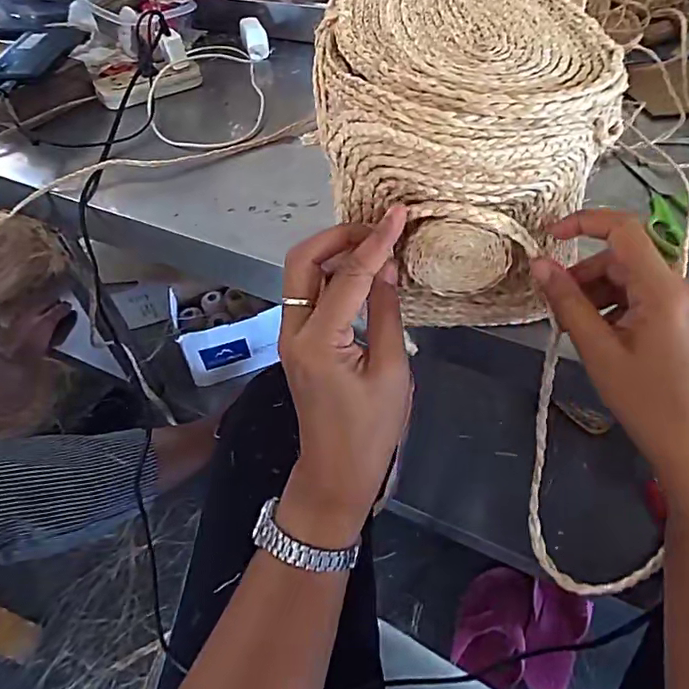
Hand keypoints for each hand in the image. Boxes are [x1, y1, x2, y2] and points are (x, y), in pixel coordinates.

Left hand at [276, 206, 411, 549]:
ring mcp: (289, 335)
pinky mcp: (296, 339)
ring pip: (301, 272)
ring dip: (334, 249)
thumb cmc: (371, 432)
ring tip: (375, 242)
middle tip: (378, 228)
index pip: (349, 275)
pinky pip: (308, 291)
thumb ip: (386, 312)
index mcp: (319, 342)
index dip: (377, 241)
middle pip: (302, 260)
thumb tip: (387, 265)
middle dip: (339, 235)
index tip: (399, 214)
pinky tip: (362, 271)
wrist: (335, 474)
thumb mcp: (391, 370)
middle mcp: (294, 331)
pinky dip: (332, 271)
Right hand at [530, 209, 688, 494]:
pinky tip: (606, 337)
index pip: (624, 229)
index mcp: (665, 288)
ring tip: (579, 327)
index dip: (584, 222)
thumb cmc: (649, 404)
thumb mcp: (600, 352)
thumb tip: (539, 264)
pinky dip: (622, 306)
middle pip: (626, 259)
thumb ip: (567, 302)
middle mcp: (685, 287)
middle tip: (557, 303)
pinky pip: (651, 299)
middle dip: (587, 273)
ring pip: (636, 280)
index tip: (550, 235)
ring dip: (602, 293)